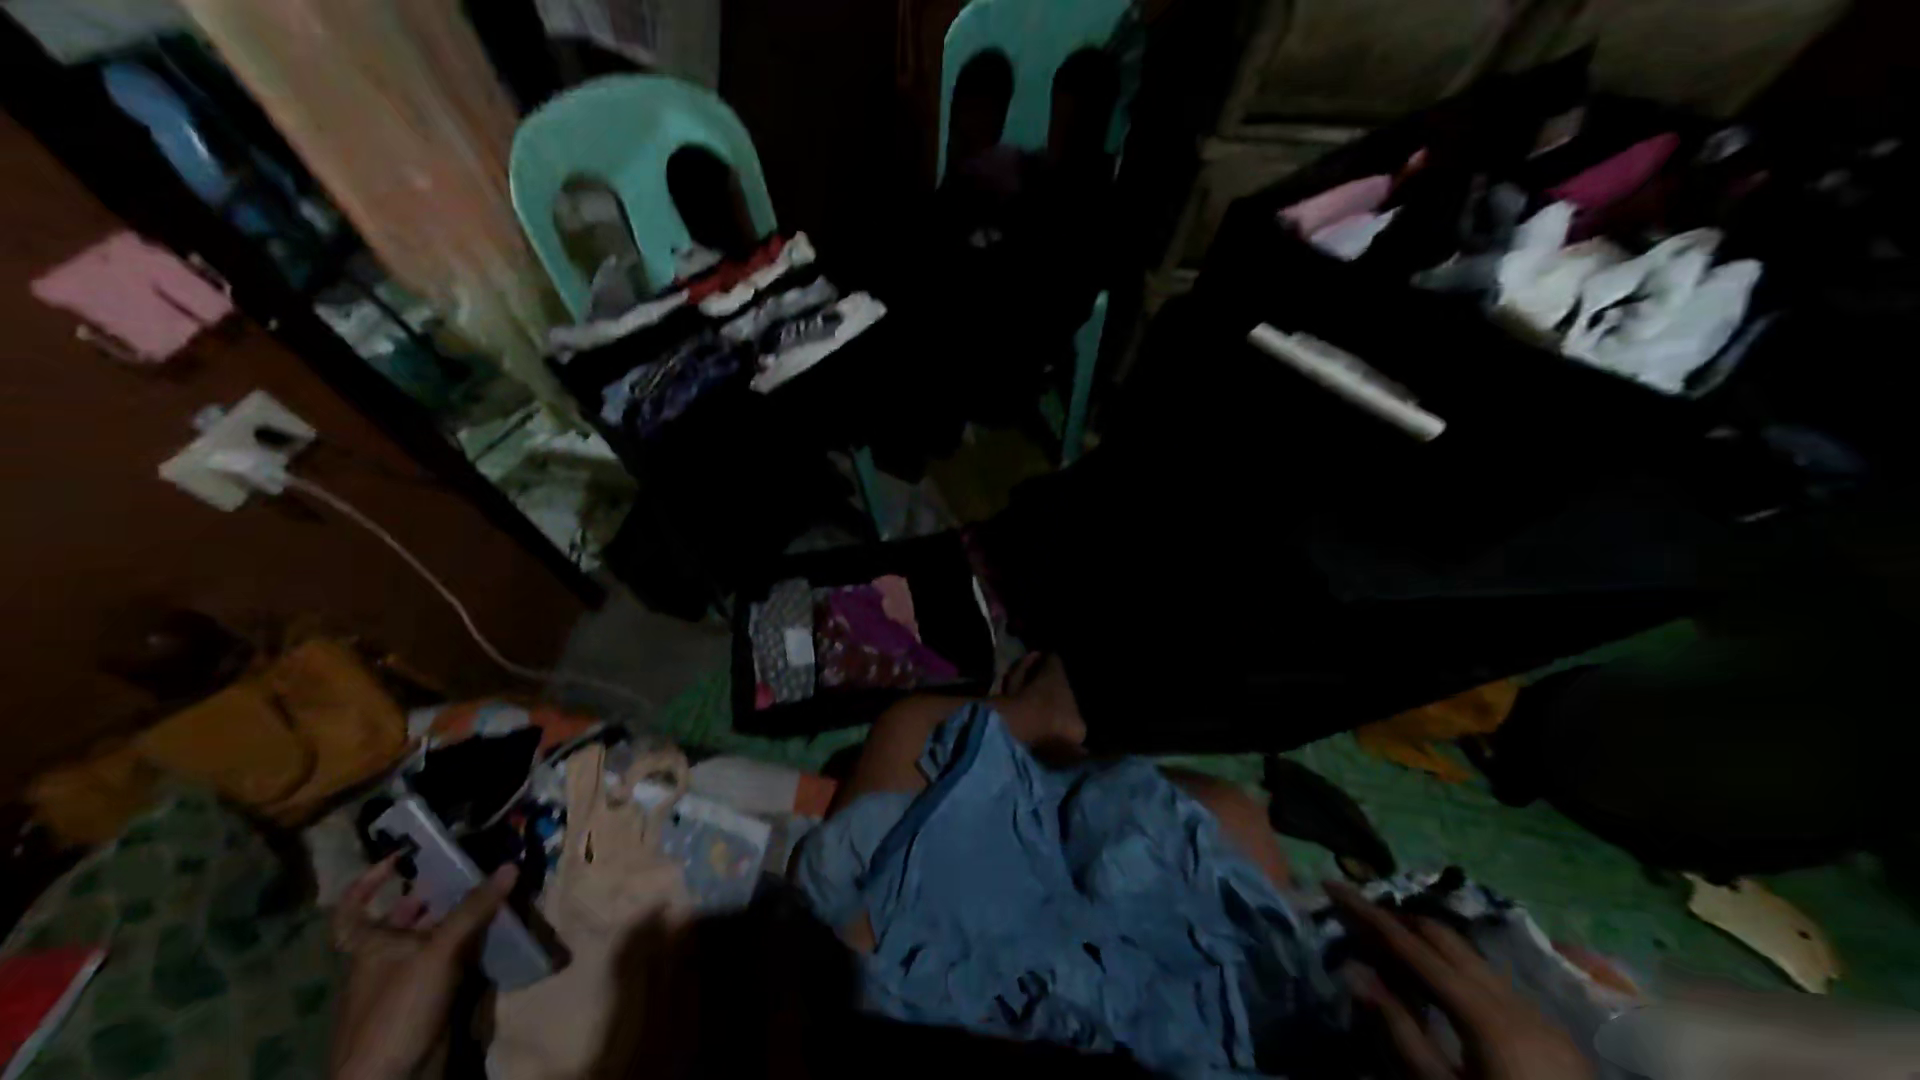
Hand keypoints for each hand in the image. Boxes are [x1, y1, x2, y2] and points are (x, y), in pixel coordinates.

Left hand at [329, 856, 517, 1079]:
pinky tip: (496, 933)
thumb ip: (474, 909)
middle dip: (435, 895)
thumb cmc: (397, 1010)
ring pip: (432, 938)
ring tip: (493, 894)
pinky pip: (451, 961)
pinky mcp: (429, 999)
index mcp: (367, 947)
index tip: (400, 858)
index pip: (352, 910)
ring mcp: (406, 982)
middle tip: (470, 871)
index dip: (368, 883)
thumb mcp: (437, 953)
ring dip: (460, 918)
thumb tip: (510, 864)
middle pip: (403, 919)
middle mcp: (383, 960)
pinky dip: (471, 945)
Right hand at [1326, 880, 1593, 1079]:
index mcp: (1483, 1012)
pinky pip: (1492, 983)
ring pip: (1470, 957)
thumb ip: (1398, 1029)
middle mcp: (1513, 1000)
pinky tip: (1437, 992)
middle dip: (1397, 921)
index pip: (1410, 945)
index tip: (1332, 884)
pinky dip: (1454, 971)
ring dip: (1425, 945)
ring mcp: (1538, 1016)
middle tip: (1356, 920)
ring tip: (1389, 953)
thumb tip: (1353, 971)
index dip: (1366, 912)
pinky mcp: (1552, 1035)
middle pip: (1444, 937)